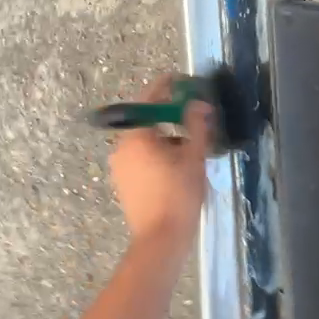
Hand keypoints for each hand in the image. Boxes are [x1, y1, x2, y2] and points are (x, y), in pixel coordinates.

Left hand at [109, 77, 212, 251]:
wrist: (160, 239)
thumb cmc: (179, 195)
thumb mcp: (194, 156)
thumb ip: (197, 124)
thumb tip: (198, 102)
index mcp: (137, 136)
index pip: (149, 99)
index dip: (166, 86)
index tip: (180, 79)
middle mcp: (122, 147)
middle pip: (146, 120)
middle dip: (170, 115)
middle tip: (193, 114)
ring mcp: (120, 166)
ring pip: (145, 141)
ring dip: (166, 136)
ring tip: (191, 144)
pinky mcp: (123, 182)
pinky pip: (141, 157)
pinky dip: (158, 153)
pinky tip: (177, 164)